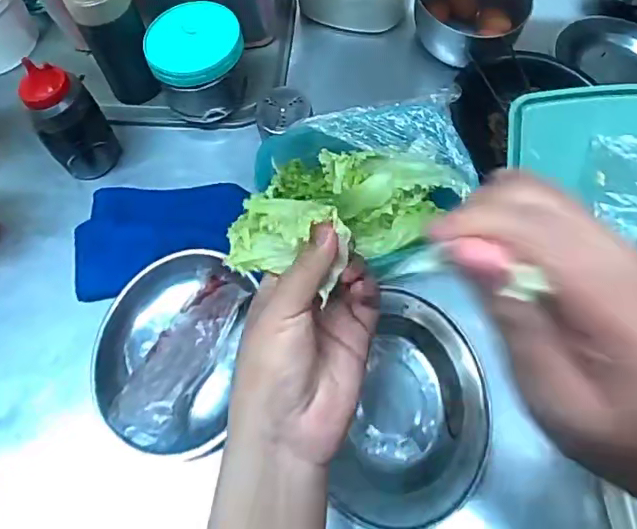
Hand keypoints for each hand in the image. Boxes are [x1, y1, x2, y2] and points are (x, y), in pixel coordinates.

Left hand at [226, 223, 379, 468]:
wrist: (290, 430)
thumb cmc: (269, 364)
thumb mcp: (280, 309)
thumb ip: (307, 267)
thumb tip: (328, 227)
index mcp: (277, 287)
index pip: (295, 248)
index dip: (311, 229)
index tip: (328, 205)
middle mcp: (306, 295)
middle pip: (326, 257)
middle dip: (336, 242)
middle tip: (346, 231)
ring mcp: (333, 312)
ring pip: (348, 273)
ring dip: (352, 263)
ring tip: (350, 267)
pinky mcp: (357, 331)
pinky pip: (367, 298)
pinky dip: (367, 285)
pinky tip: (361, 283)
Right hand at [429, 173, 636, 501]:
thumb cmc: (617, 431)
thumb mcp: (555, 400)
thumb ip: (513, 320)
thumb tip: (467, 250)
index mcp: (615, 297)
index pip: (534, 228)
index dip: (475, 222)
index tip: (429, 240)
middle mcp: (618, 251)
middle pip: (532, 196)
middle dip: (476, 210)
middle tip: (443, 249)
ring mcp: (615, 238)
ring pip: (537, 187)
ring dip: (490, 204)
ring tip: (465, 244)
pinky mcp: (605, 235)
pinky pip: (546, 199)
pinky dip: (509, 207)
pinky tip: (495, 241)